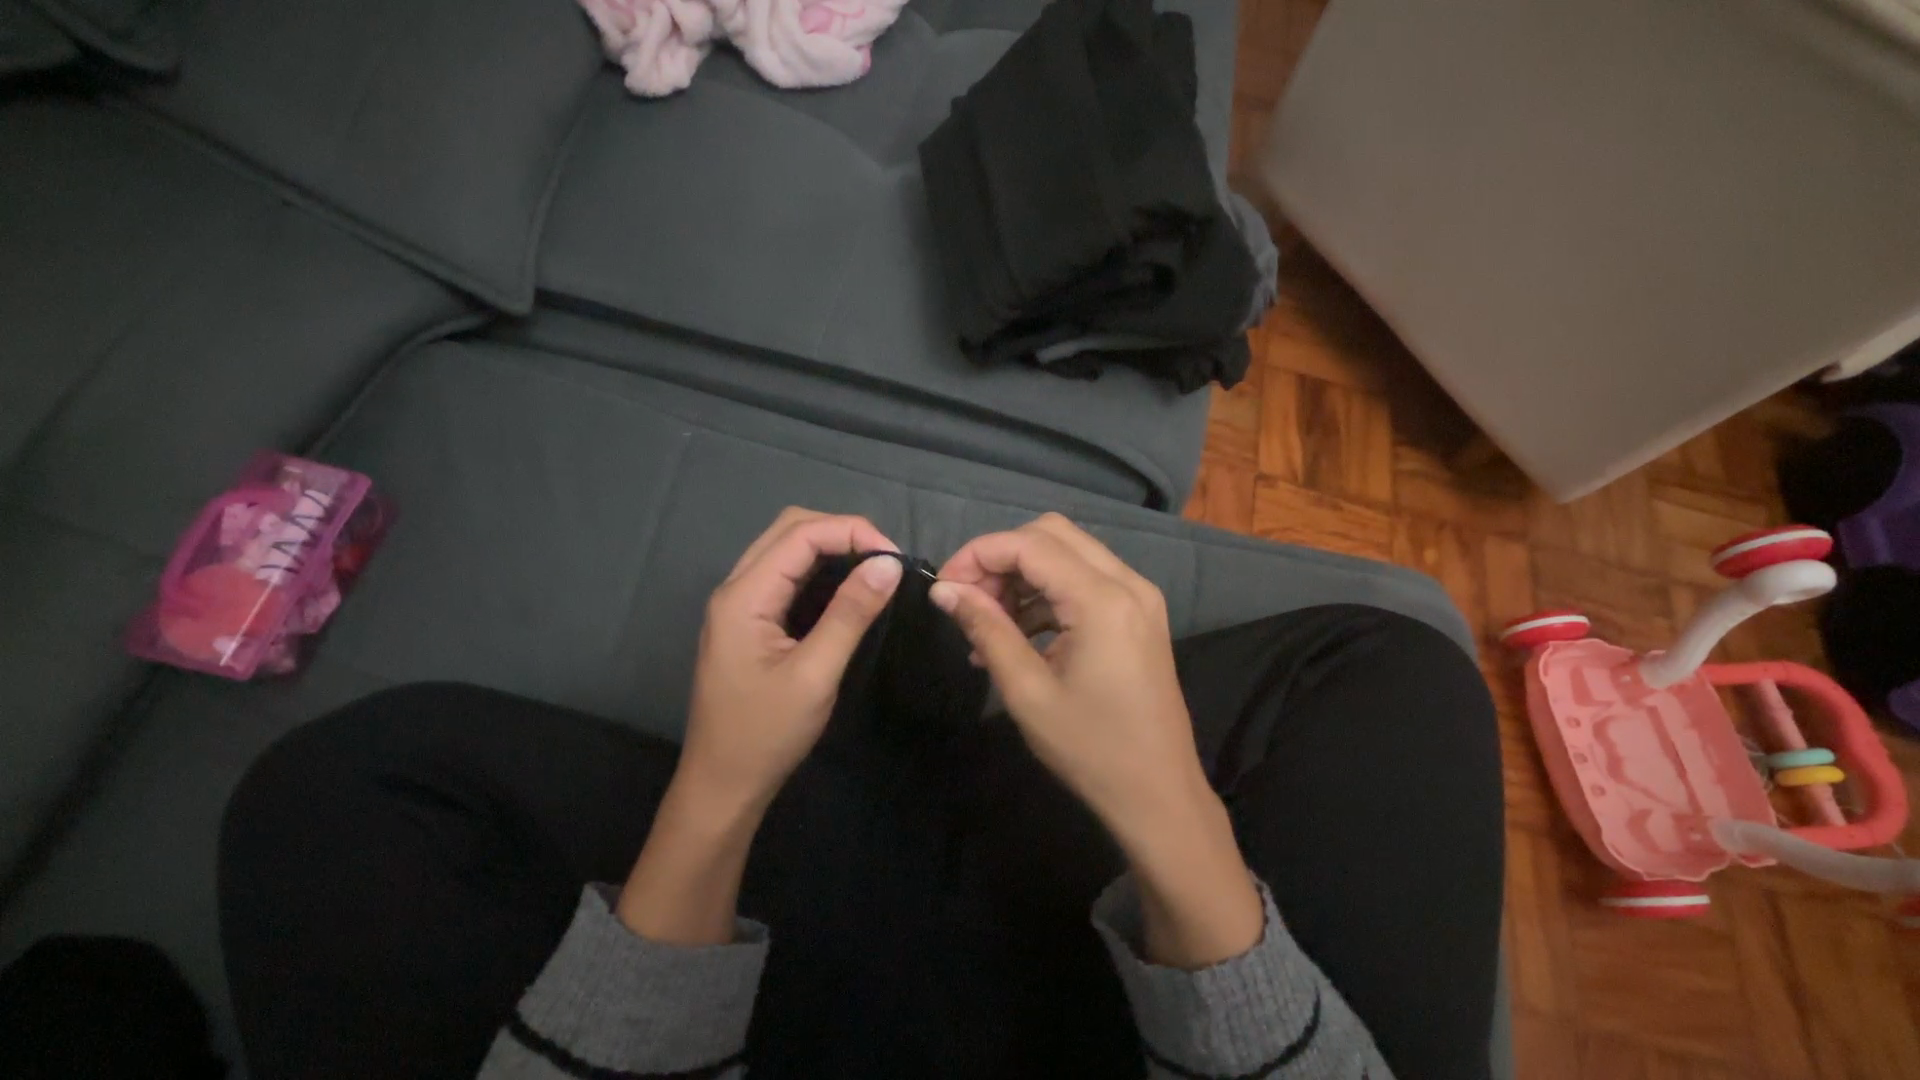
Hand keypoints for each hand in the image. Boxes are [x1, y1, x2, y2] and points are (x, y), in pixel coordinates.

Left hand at [619, 508, 900, 945]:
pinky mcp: (748, 622)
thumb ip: (850, 614)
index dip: (851, 532)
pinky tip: (846, 590)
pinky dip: (818, 571)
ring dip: (829, 548)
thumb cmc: (766, 734)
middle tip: (885, 560)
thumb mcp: (815, 674)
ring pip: (785, 550)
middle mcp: (736, 589)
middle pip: (789, 530)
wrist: (723, 784)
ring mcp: (739, 605)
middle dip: (841, 532)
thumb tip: (888, 564)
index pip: (800, 535)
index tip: (896, 558)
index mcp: (744, 596)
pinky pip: (784, 577)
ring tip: (873, 570)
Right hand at [930, 513, 1204, 838]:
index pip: (1029, 544)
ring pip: (1068, 554)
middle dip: (1000, 558)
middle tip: (967, 601)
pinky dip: (1046, 595)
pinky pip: (1085, 581)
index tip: (943, 588)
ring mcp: (1138, 597)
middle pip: (1051, 534)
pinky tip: (1015, 636)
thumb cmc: (1090, 749)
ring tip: (986, 626)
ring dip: (1022, 577)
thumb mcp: (1027, 691)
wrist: (1158, 794)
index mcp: (1102, 600)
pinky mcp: (1138, 616)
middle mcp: (1127, 583)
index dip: (977, 555)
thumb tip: (944, 591)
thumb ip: (986, 629)